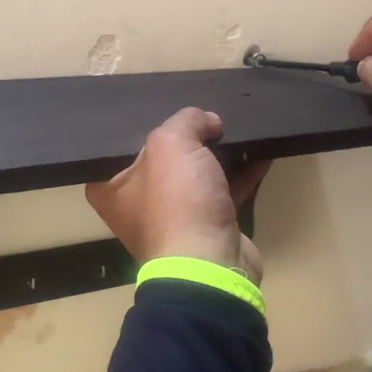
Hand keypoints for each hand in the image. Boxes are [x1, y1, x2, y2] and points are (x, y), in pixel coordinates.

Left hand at [86, 108, 270, 280]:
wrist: (211, 264)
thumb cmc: (177, 201)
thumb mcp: (171, 143)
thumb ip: (186, 120)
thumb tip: (209, 121)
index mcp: (111, 186)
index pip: (123, 144)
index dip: (147, 123)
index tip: (170, 107)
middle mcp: (136, 204)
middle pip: (163, 158)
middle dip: (188, 138)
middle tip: (207, 114)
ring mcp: (172, 218)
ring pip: (195, 175)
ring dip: (217, 154)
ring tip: (236, 125)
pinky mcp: (206, 228)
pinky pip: (222, 191)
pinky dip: (240, 173)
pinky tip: (260, 151)